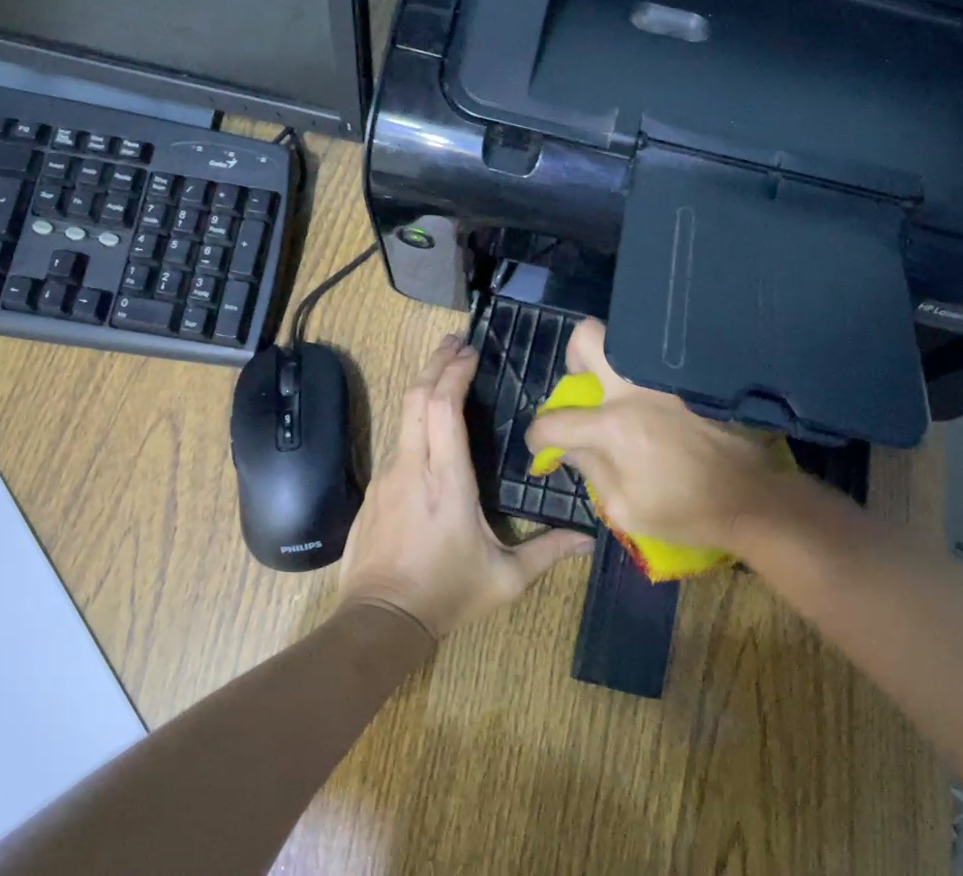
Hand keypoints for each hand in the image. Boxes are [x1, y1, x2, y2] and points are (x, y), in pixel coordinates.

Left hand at [338, 334, 591, 638]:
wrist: (379, 619)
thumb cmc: (447, 593)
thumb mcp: (505, 577)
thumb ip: (547, 552)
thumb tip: (589, 542)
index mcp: (447, 480)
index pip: (443, 409)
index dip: (454, 374)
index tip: (471, 353)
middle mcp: (412, 469)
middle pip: (416, 398)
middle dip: (434, 364)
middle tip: (455, 342)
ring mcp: (387, 479)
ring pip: (402, 418)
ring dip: (423, 390)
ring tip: (443, 373)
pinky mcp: (373, 494)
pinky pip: (396, 446)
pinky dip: (413, 423)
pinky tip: (428, 430)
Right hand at [525, 319, 805, 553]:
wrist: (753, 499)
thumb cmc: (687, 512)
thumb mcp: (625, 509)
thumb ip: (591, 471)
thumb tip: (570, 448)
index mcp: (615, 427)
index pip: (555, 421)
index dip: (538, 435)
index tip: (542, 444)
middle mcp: (637, 390)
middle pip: (589, 337)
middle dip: (575, 356)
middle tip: (586, 381)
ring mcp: (669, 378)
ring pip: (630, 341)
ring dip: (617, 361)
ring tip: (625, 391)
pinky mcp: (697, 379)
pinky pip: (664, 363)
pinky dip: (653, 377)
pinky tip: (662, 404)